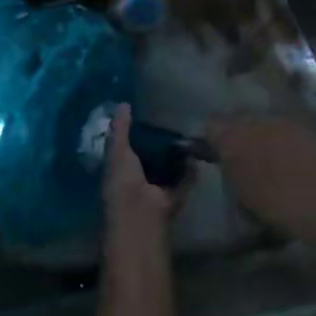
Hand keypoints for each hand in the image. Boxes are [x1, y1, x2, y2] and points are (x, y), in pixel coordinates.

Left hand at [102, 104, 178, 232]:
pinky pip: (183, 183)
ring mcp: (155, 190)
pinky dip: (190, 174)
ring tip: (188, 138)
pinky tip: (197, 157)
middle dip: (159, 146)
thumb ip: (121, 128)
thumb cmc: (122, 179)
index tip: (149, 116)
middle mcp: (136, 179)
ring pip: (167, 171)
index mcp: (118, 168)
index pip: (126, 148)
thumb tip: (123, 103)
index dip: (136, 135)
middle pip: (149, 159)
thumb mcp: (118, 150)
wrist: (140, 212)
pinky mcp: (172, 199)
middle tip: (174, 125)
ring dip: (176, 159)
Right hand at [208, 116, 315, 240]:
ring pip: (260, 124)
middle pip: (236, 121)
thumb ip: (228, 167)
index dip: (212, 139)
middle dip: (237, 136)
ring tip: (267, 160)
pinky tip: (288, 160)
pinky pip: (282, 130)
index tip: (216, 155)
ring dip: (260, 137)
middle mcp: (253, 120)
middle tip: (241, 160)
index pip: (211, 125)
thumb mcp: (241, 191)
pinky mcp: (302, 127)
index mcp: (232, 136)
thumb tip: (222, 155)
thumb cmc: (276, 201)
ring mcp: (279, 121)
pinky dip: (280, 140)